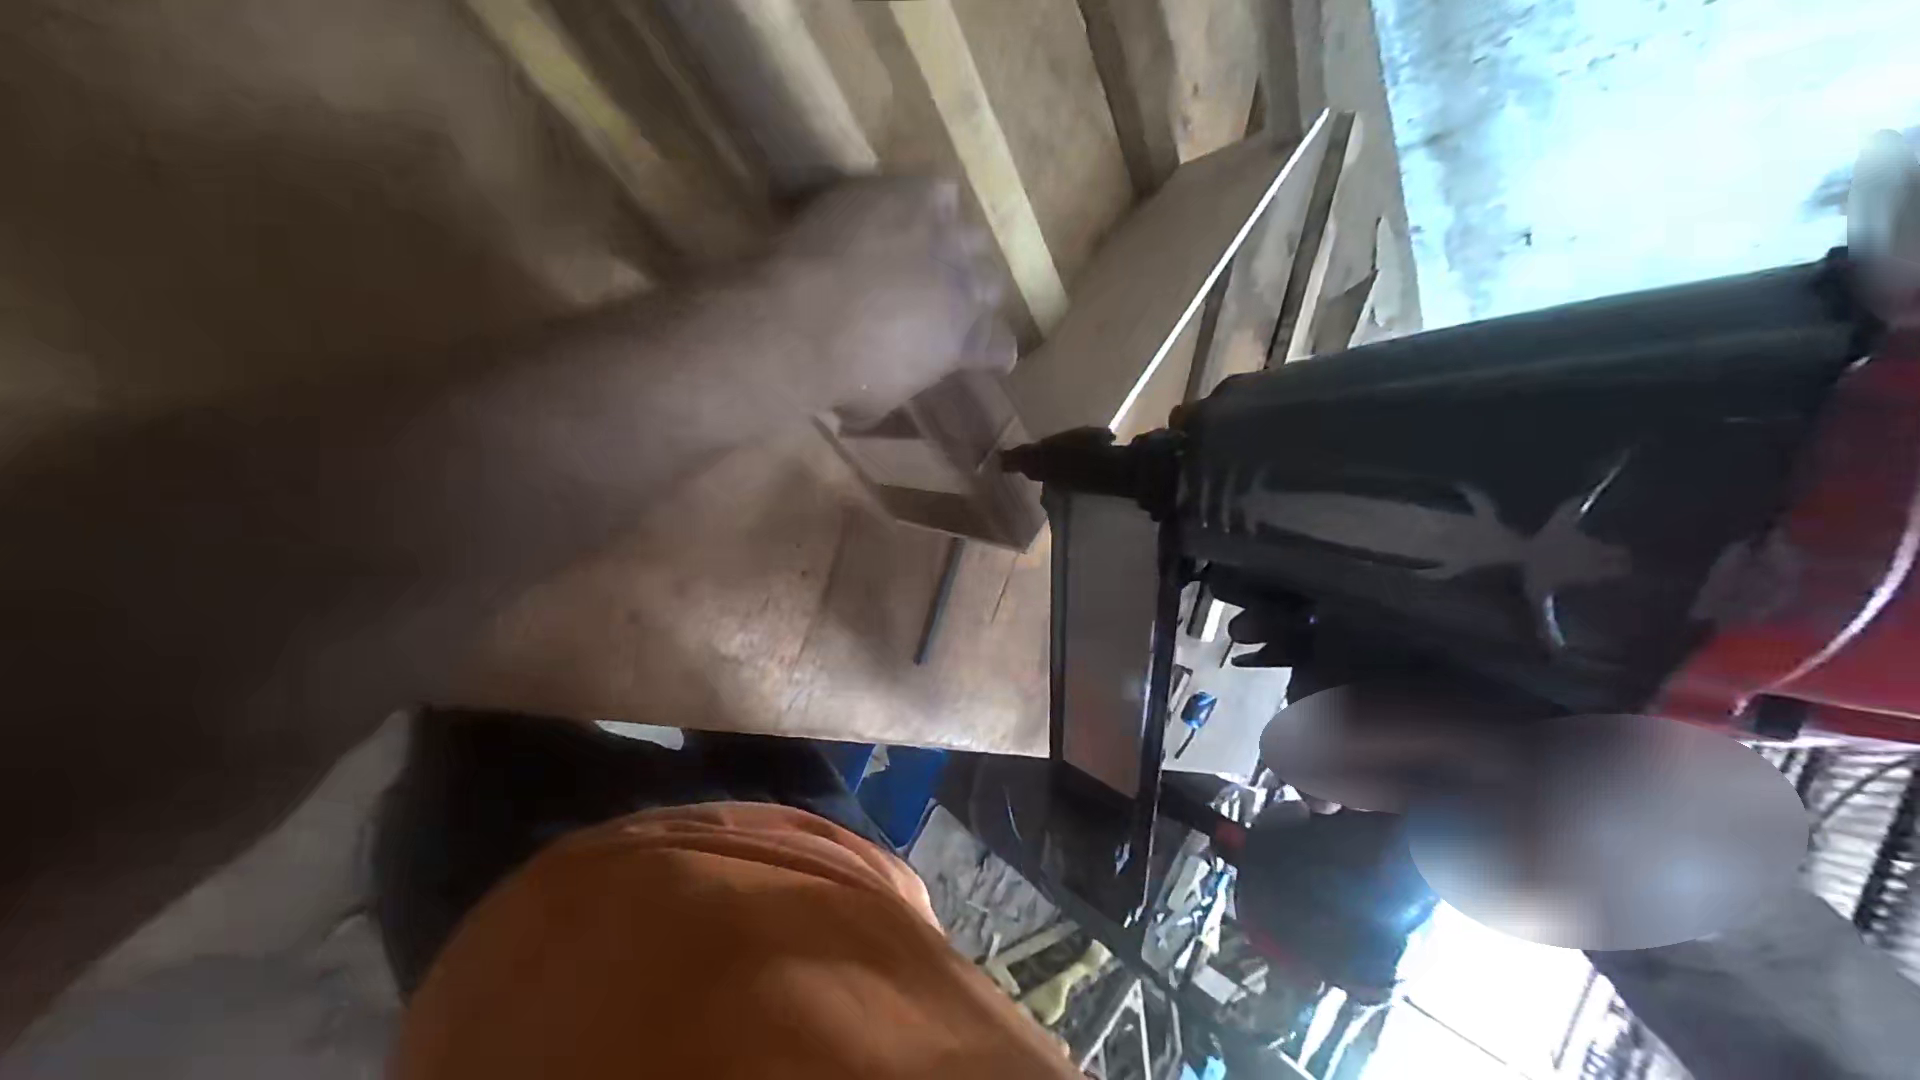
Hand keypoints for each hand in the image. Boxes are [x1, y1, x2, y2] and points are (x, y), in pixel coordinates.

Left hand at [764, 178, 1014, 419]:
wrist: (798, 323)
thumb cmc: (839, 377)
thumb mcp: (879, 401)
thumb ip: (902, 382)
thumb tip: (893, 380)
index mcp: (963, 343)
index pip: (1001, 347)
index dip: (995, 351)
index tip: (989, 354)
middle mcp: (965, 288)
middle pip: (991, 283)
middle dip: (974, 293)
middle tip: (948, 297)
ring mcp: (942, 238)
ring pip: (973, 236)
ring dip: (956, 248)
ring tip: (931, 251)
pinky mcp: (909, 197)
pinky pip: (939, 191)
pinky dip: (929, 203)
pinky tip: (908, 211)